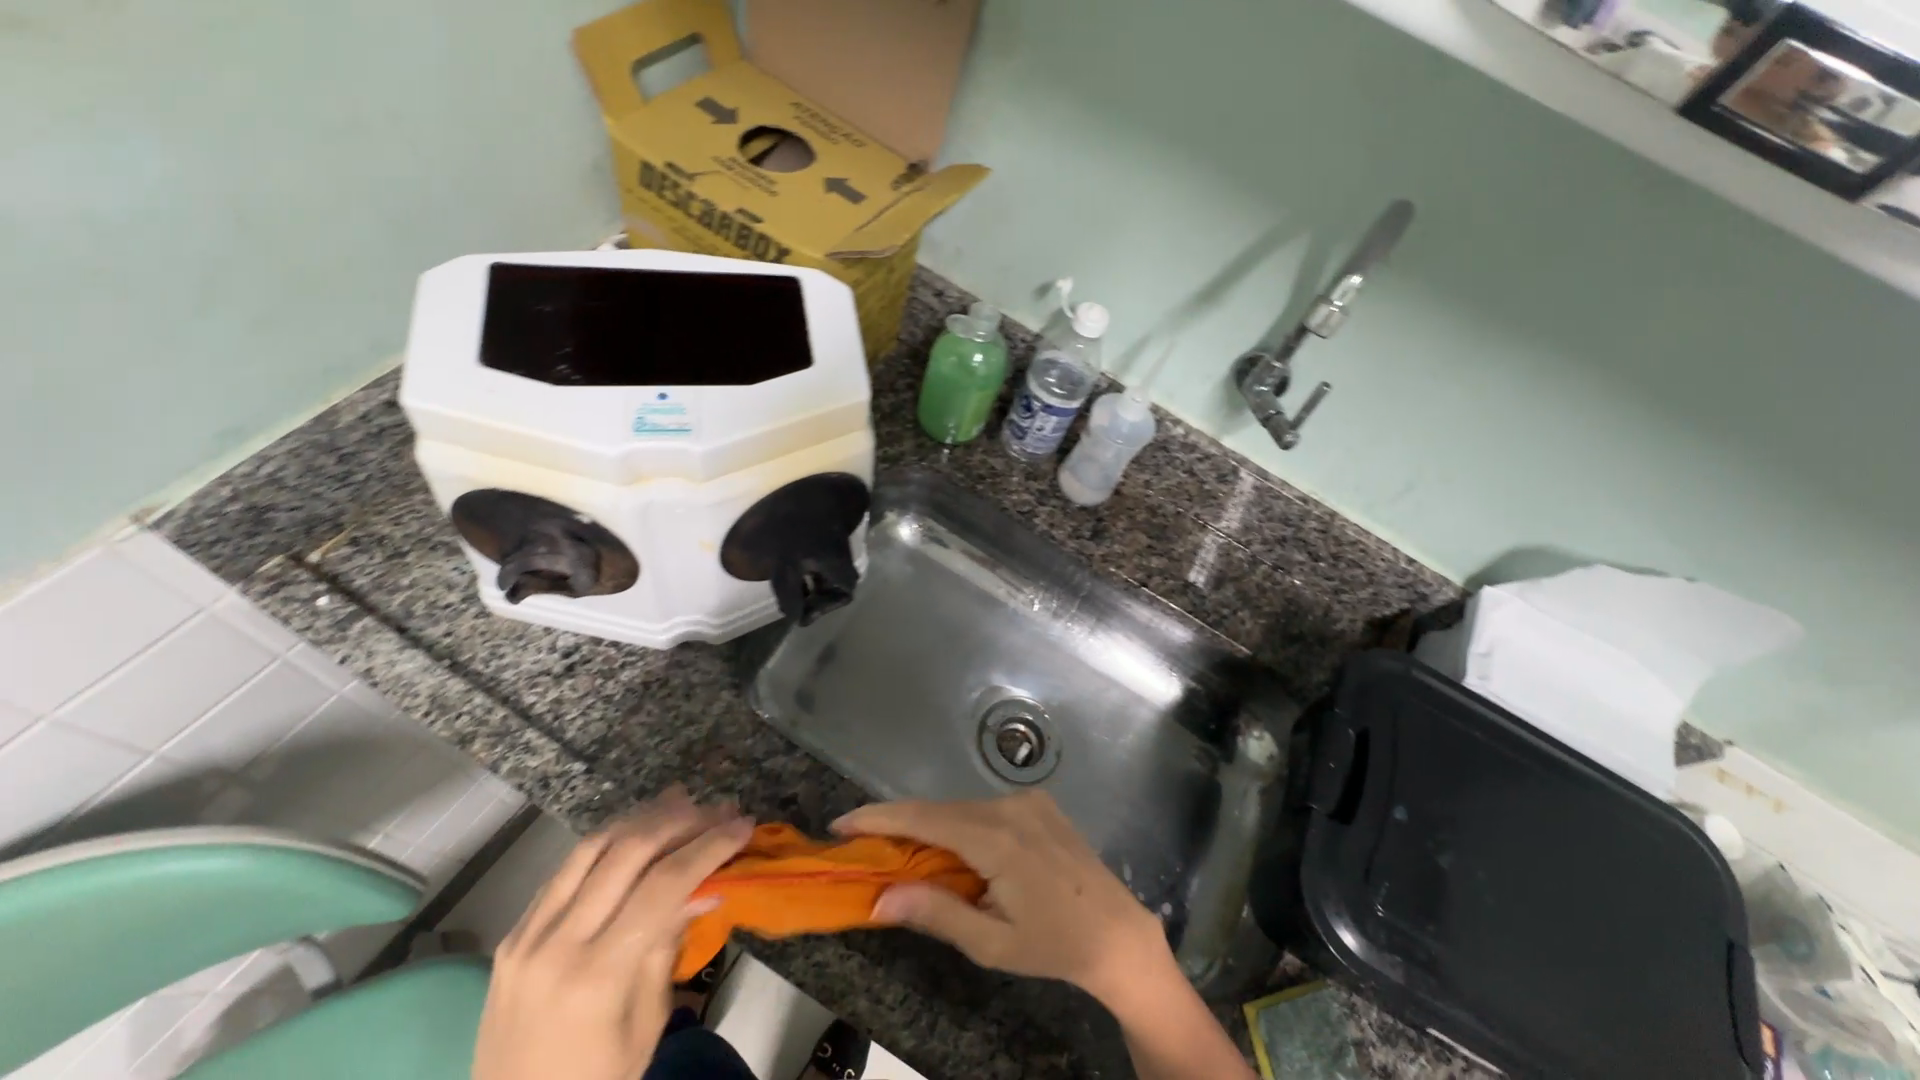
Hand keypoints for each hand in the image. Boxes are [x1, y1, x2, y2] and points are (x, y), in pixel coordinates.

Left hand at [472, 788, 752, 1079]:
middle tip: (717, 808)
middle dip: (679, 822)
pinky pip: (563, 873)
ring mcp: (526, 936)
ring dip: (640, 819)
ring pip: (588, 849)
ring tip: (680, 803)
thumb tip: (706, 887)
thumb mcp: (646, 1025)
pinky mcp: (512, 935)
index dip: (708, 847)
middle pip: (626, 854)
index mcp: (598, 977)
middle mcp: (556, 944)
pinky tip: (633, 834)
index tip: (742, 825)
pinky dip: (604, 844)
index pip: (662, 886)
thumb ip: (667, 947)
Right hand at [832, 791, 1168, 1007]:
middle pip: (940, 811)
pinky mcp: (1041, 803)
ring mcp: (1030, 800)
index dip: (878, 818)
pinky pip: (986, 809)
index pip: (924, 819)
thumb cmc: (1054, 945)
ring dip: (934, 828)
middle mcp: (1011, 807)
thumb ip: (935, 913)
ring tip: (908, 858)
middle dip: (900, 826)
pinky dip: (962, 825)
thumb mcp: (991, 942)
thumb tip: (879, 899)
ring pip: (963, 808)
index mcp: (998, 839)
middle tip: (866, 849)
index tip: (841, 824)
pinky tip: (956, 853)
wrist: (1119, 934)